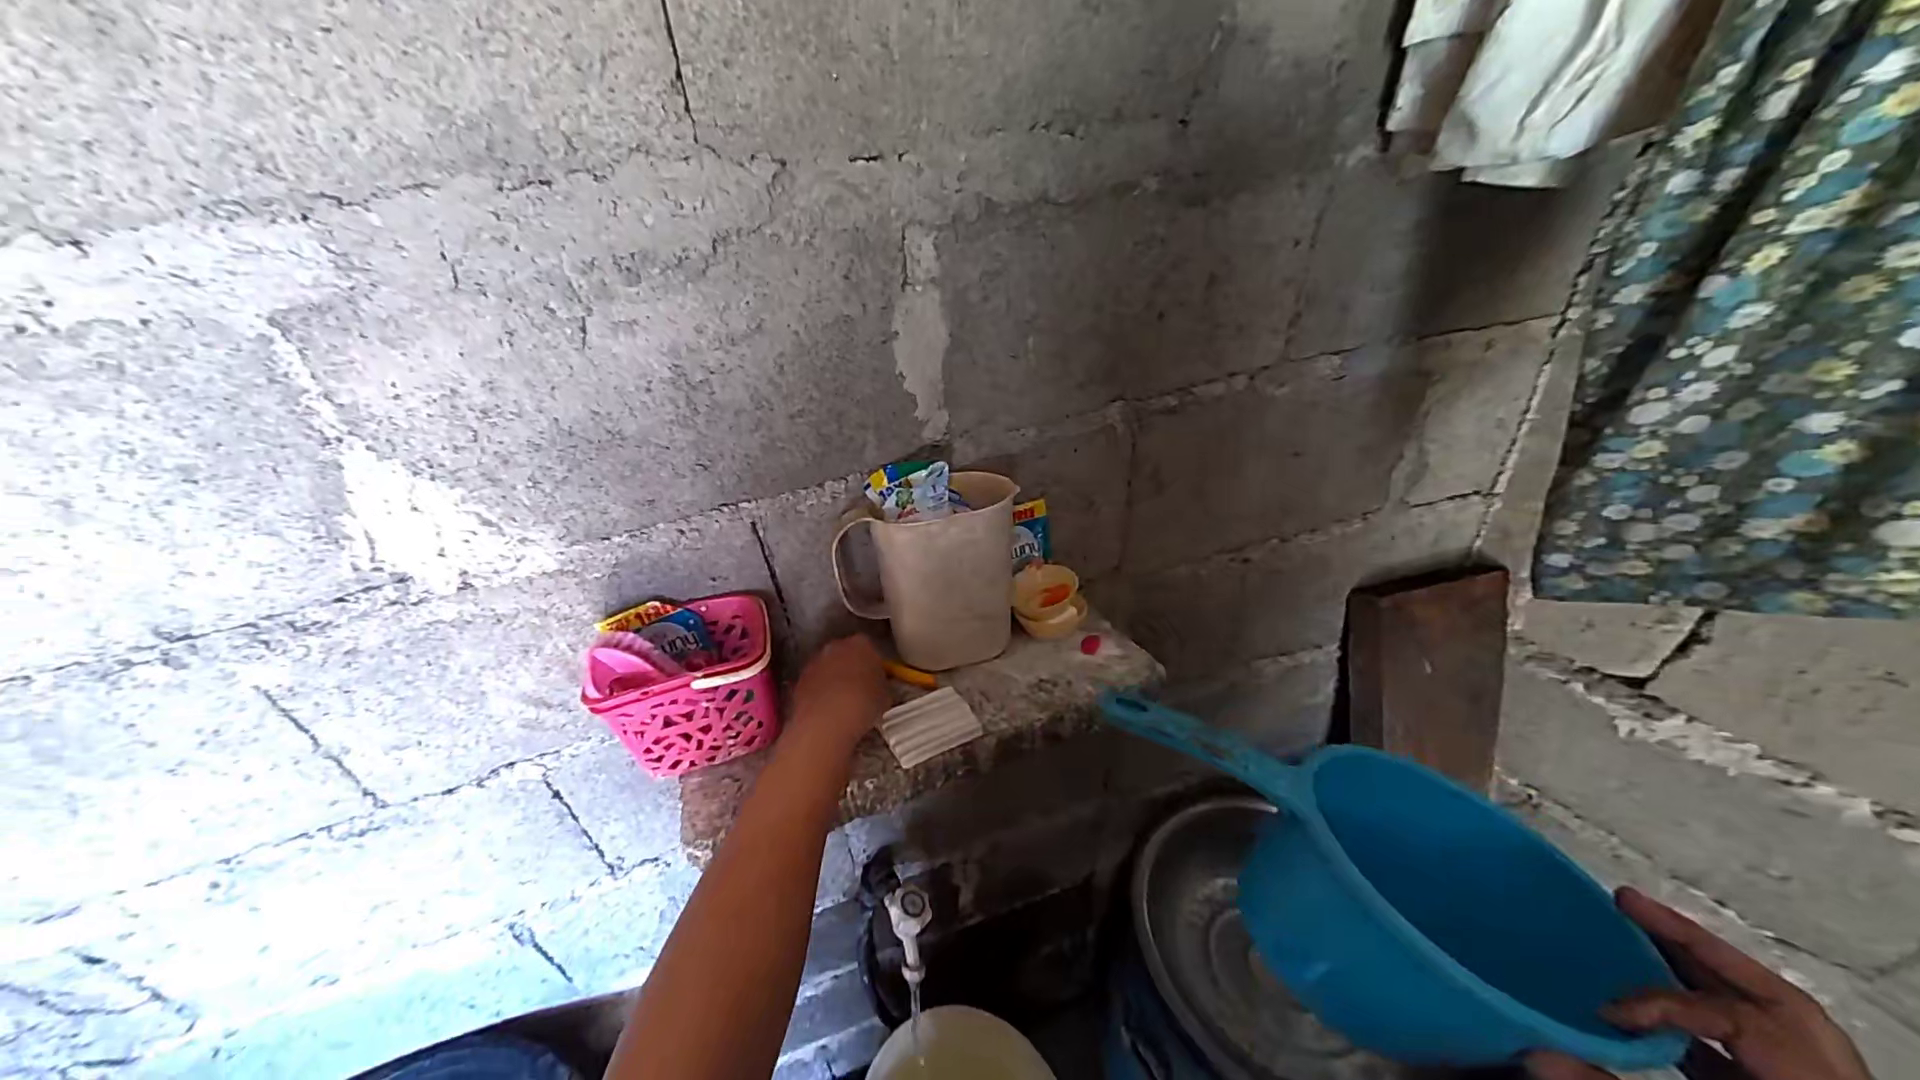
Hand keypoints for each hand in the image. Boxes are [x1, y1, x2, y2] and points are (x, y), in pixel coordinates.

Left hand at [788, 635, 888, 752]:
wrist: (827, 721)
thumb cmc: (864, 703)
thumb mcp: (885, 695)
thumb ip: (881, 685)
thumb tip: (877, 688)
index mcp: (861, 644)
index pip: (869, 647)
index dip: (873, 664)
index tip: (876, 679)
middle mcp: (835, 646)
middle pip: (845, 653)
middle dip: (851, 667)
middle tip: (859, 688)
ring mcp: (814, 662)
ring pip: (827, 667)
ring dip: (833, 680)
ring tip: (841, 702)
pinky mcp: (798, 680)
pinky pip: (814, 683)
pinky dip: (819, 693)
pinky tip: (826, 710)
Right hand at [1527, 888, 1871, 1079]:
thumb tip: (1532, 1054)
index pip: (1738, 1021)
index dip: (1663, 1004)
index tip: (1604, 1010)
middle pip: (1773, 998)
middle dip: (1694, 944)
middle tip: (1624, 900)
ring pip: (1775, 1016)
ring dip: (1703, 968)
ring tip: (1639, 928)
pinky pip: (1762, 1047)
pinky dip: (1711, 1014)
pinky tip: (1661, 1007)